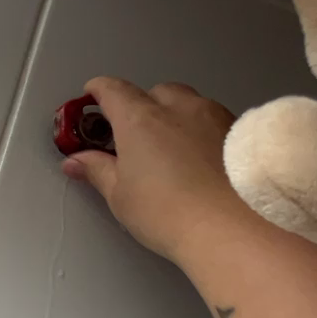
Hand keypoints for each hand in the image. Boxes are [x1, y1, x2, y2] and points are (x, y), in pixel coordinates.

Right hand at [63, 77, 269, 264]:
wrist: (235, 228)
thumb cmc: (165, 212)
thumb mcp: (119, 195)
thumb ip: (97, 170)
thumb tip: (74, 160)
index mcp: (140, 120)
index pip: (114, 91)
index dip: (99, 89)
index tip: (91, 94)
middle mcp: (179, 108)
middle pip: (155, 92)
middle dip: (140, 105)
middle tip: (131, 133)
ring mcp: (215, 116)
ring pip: (188, 103)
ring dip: (173, 115)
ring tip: (168, 145)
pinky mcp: (241, 131)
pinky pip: (212, 118)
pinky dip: (198, 129)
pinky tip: (197, 157)